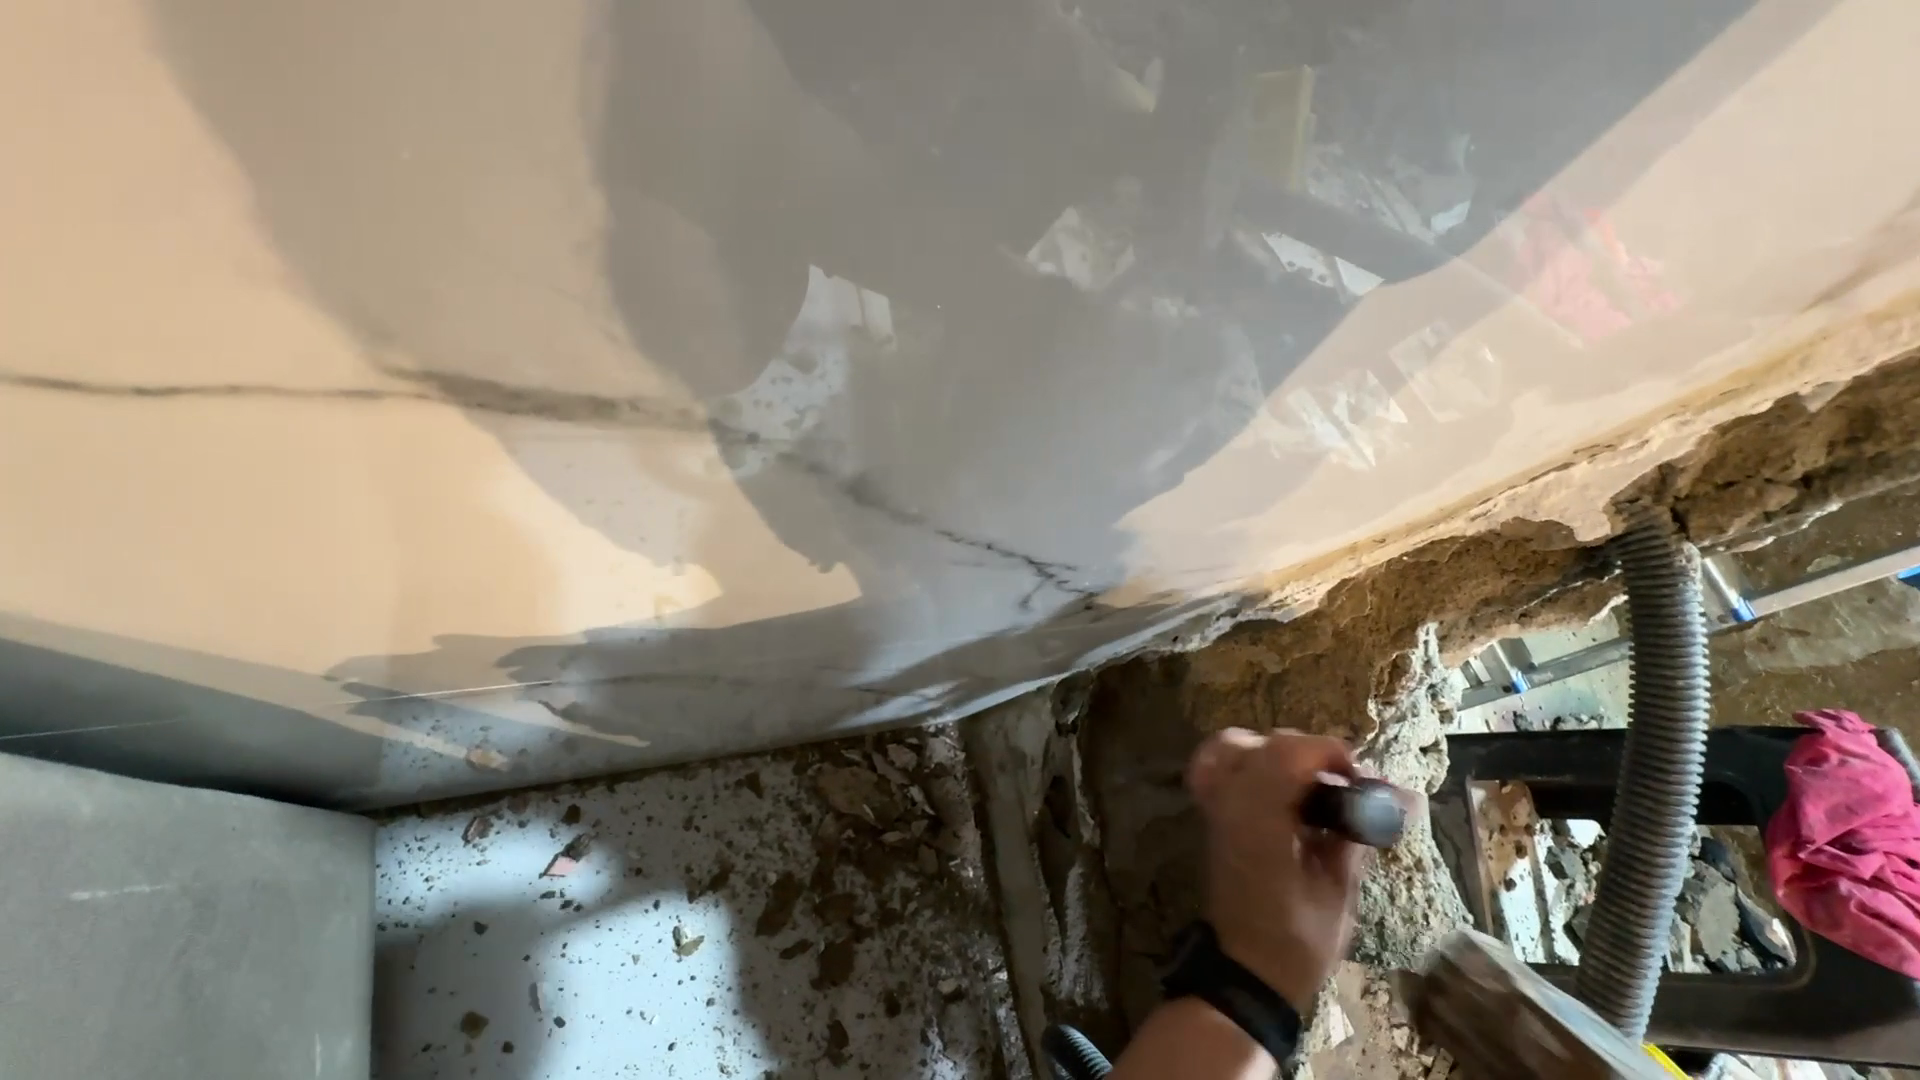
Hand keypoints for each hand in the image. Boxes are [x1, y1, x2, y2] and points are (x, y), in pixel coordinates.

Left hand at [1186, 727, 1368, 1011]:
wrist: (1245, 971)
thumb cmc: (1297, 942)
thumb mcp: (1338, 891)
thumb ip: (1355, 835)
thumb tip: (1397, 798)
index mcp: (1258, 821)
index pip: (1286, 753)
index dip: (1328, 751)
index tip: (1361, 777)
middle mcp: (1229, 803)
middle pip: (1262, 744)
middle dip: (1307, 752)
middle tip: (1340, 781)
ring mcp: (1213, 808)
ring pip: (1231, 746)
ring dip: (1275, 752)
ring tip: (1311, 781)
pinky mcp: (1210, 817)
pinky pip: (1216, 768)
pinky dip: (1247, 761)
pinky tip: (1280, 785)